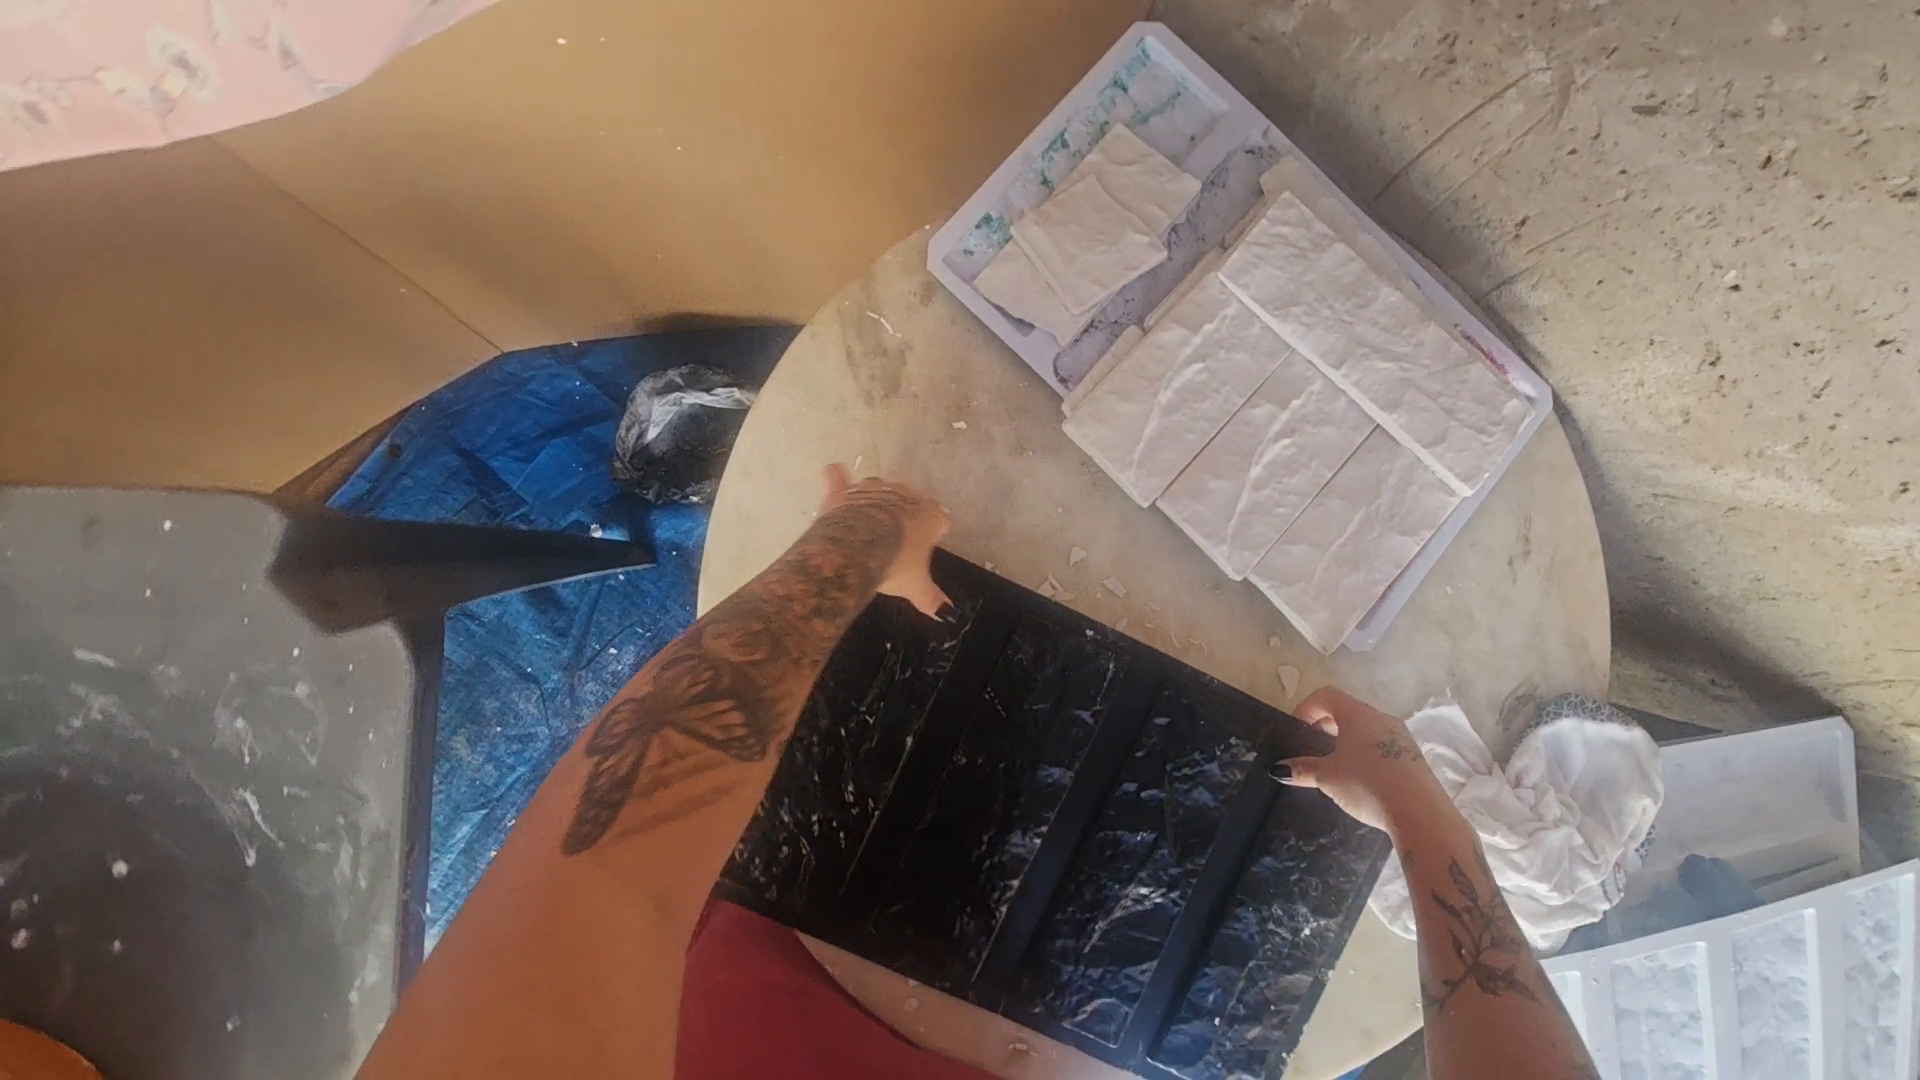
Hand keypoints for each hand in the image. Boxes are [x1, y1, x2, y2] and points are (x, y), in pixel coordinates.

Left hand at [818, 464, 952, 618]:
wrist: (856, 550)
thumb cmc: (894, 564)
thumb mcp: (915, 586)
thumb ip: (932, 598)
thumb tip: (947, 615)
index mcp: (929, 515)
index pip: (941, 519)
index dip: (934, 533)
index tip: (926, 546)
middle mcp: (905, 495)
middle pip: (910, 502)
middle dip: (904, 517)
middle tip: (894, 541)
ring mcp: (874, 489)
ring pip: (880, 490)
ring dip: (876, 502)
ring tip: (867, 524)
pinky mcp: (846, 491)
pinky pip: (840, 477)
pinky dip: (837, 478)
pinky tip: (835, 477)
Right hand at [1280, 687, 1448, 833]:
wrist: (1422, 816)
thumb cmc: (1367, 785)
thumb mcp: (1327, 777)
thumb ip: (1302, 769)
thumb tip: (1278, 768)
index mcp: (1357, 715)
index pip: (1326, 696)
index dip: (1306, 708)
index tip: (1297, 730)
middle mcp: (1381, 719)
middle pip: (1347, 710)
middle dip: (1325, 725)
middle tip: (1312, 747)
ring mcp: (1402, 738)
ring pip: (1366, 728)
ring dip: (1346, 739)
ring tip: (1335, 764)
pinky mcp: (1414, 757)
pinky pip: (1382, 745)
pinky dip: (1365, 752)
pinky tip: (1361, 778)